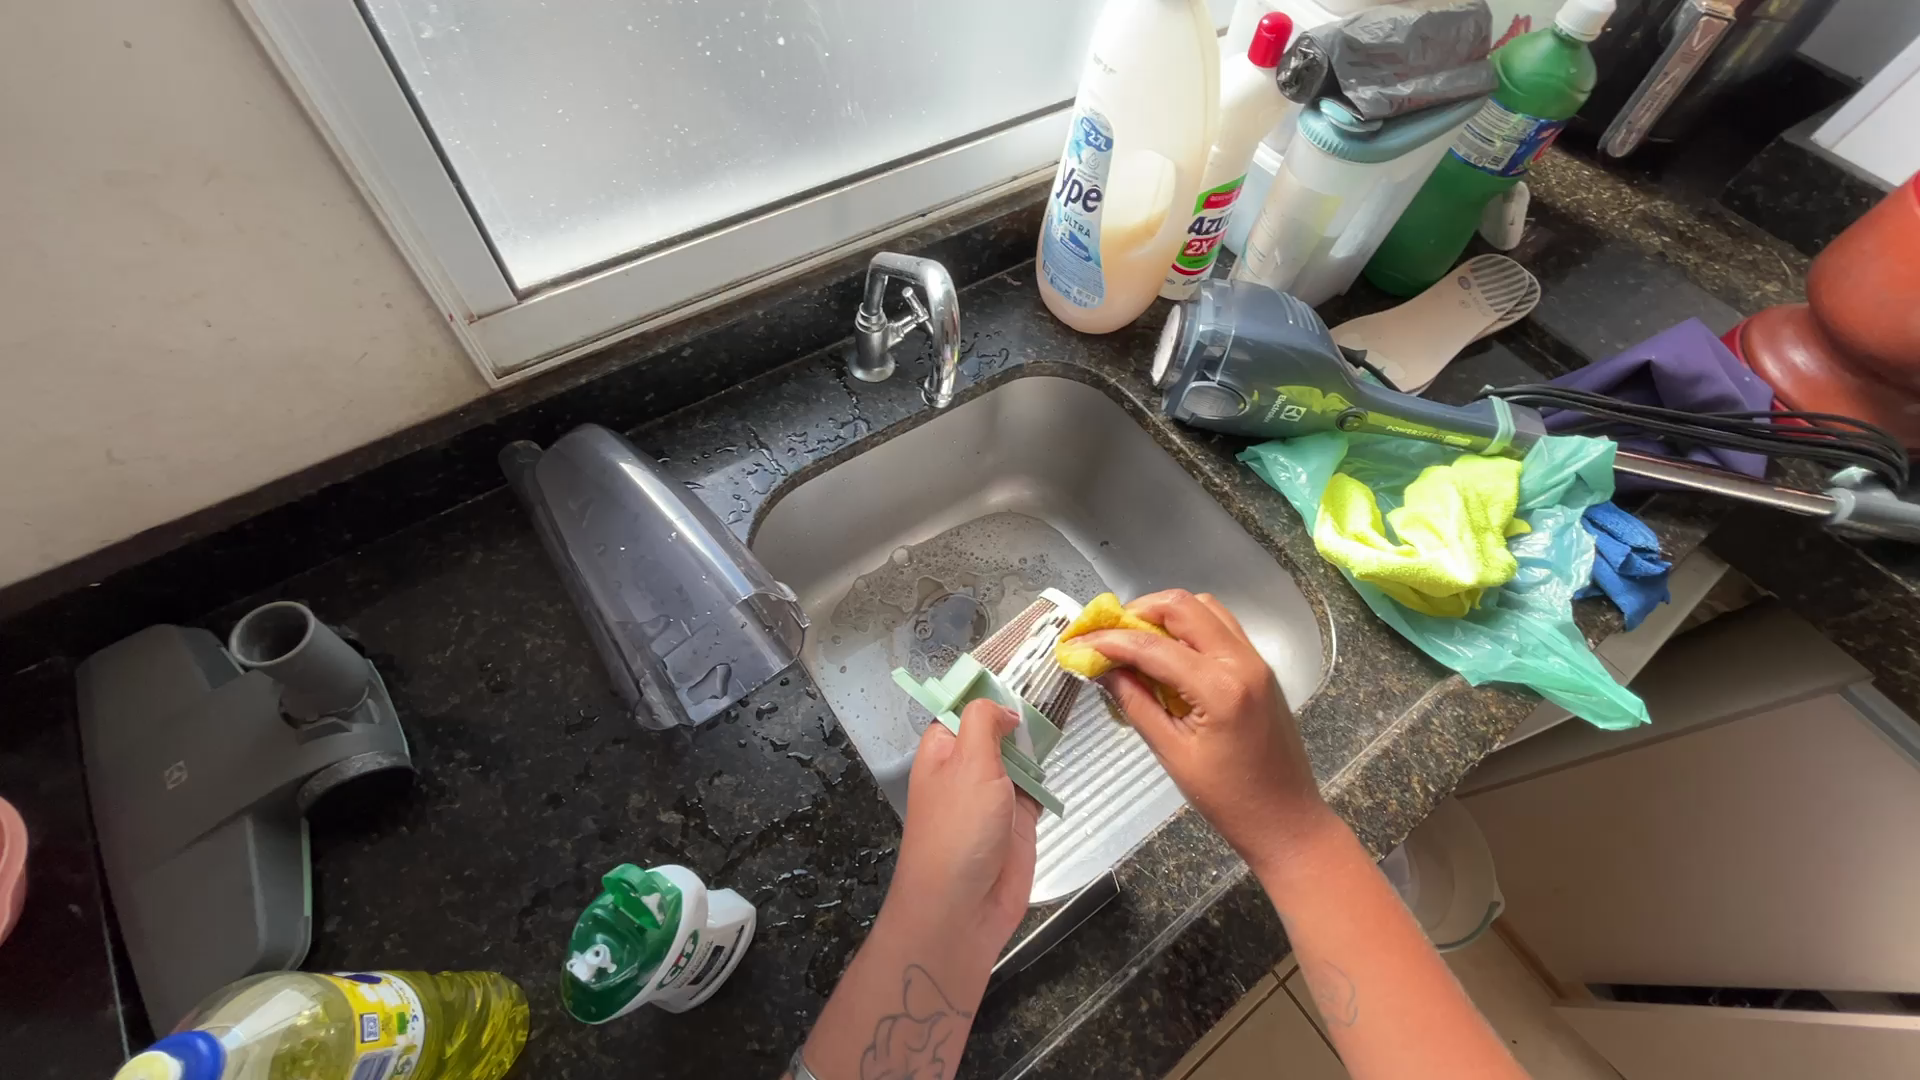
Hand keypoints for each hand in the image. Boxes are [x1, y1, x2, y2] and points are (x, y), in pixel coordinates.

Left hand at [888, 700, 1041, 959]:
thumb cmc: (958, 828)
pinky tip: (1063, 753)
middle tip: (1053, 685)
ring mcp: (994, 793)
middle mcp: (967, 767)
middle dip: (1018, 714)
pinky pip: (1036, 785)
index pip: (964, 706)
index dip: (988, 690)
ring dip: (1036, 742)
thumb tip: (1004, 709)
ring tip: (1063, 708)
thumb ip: (985, 722)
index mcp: (944, 748)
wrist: (963, 908)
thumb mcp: (968, 761)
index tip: (1020, 666)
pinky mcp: (1018, 818)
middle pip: (996, 728)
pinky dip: (1047, 774)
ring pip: (1020, 755)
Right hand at [1075, 590, 1333, 875]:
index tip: (1077, 643)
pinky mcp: (1259, 666)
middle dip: (1136, 612)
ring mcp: (1255, 660)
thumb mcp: (1171, 753)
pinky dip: (1187, 627)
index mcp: (1220, 688)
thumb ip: (1135, 702)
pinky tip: (1167, 653)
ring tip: (1135, 641)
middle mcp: (1241, 660)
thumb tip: (1101, 668)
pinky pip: (1219, 625)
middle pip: (1181, 606)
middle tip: (1107, 636)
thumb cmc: (1228, 799)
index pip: (1151, 646)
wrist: (1287, 820)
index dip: (1108, 641)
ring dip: (1164, 615)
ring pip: (1203, 607)